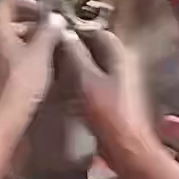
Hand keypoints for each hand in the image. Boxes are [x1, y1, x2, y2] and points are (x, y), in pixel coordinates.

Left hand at [0, 0, 65, 127]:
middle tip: (53, 29)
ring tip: (53, 48)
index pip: (4, 1)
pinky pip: (10, 54)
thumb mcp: (40, 54)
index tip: (45, 12)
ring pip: (10, 38)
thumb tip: (55, 19)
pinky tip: (44, 64)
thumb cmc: (18, 84)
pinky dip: (26, 54)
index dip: (26, 2)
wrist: (0, 119)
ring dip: (31, 38)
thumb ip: (48, 32)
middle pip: (8, 19)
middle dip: (32, 22)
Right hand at [60, 27, 155, 159]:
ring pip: (96, 66)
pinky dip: (83, 82)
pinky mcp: (117, 100)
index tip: (56, 36)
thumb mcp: (85, 79)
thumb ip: (75, 54)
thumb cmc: (108, 112)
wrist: (126, 147)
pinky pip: (97, 83)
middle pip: (97, 49)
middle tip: (52, 53)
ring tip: (55, 70)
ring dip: (78, 66)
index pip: (98, 32)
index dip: (77, 31)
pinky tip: (67, 90)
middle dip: (76, 49)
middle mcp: (125, 64)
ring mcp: (123, 82)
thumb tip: (64, 32)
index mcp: (120, 54)